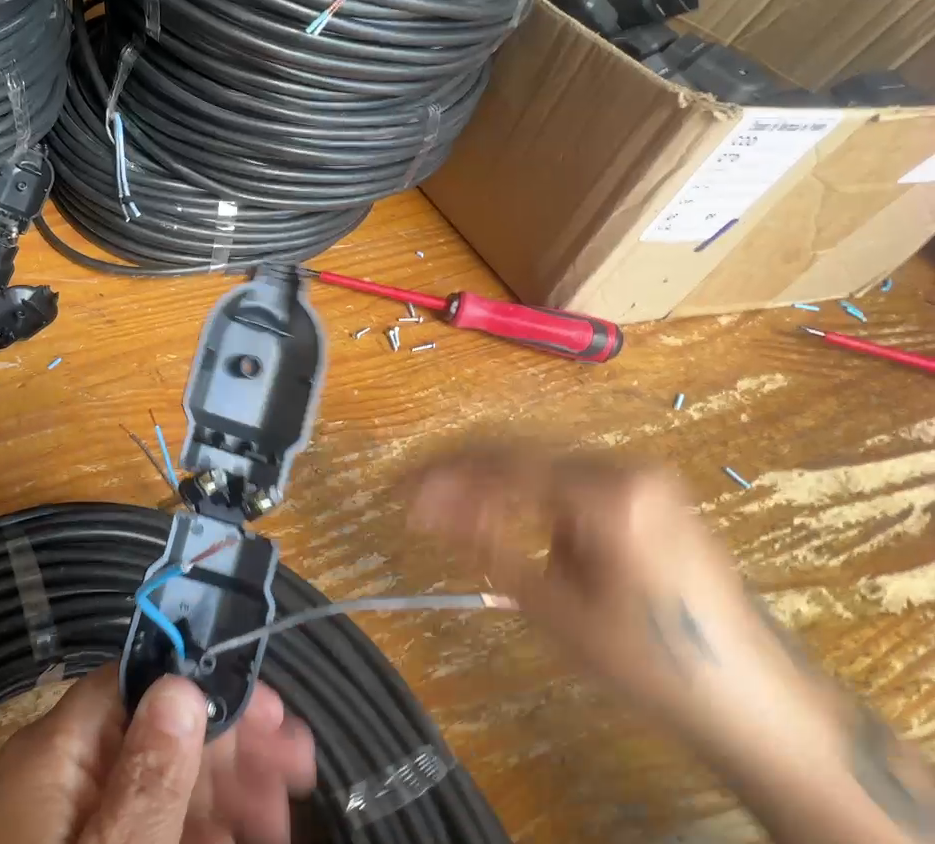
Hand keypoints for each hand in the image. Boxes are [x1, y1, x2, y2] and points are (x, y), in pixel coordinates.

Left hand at [0, 666, 315, 843]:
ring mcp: (69, 821)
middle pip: (152, 735)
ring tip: (277, 812)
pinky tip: (233, 840)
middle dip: (225, 748)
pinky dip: (191, 830)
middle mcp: (59, 776)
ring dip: (220, 793)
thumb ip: (148, 776)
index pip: (128, 688)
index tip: (268, 714)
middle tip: (294, 766)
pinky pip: (140, 826)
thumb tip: (178, 687)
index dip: (200, 692)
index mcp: (55, 754)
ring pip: (155, 785)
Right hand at [405, 443, 776, 718]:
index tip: (395, 495)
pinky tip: (491, 511)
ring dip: (482, 477)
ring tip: (439, 504)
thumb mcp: (552, 605)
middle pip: (514, 448)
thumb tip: (424, 505)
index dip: (440, 478)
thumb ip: (485, 543)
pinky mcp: (644, 493)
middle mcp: (624, 467)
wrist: (752, 699)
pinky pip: (562, 475)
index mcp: (607, 492)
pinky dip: (517, 488)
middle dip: (454, 469)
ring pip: (534, 457)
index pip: (499, 465)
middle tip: (407, 493)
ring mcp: (639, 476)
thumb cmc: (647, 659)